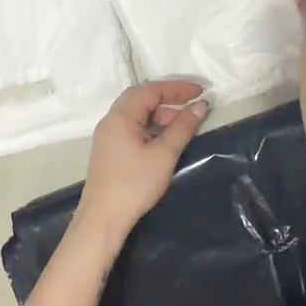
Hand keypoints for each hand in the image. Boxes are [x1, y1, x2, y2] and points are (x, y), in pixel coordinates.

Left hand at [76, 80, 209, 234]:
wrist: (104, 217)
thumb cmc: (135, 184)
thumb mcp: (164, 154)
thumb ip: (183, 127)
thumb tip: (201, 105)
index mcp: (120, 116)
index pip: (150, 90)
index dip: (177, 88)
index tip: (201, 91)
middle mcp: (110, 121)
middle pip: (141, 99)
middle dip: (168, 99)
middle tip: (192, 106)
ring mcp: (107, 136)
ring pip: (136, 115)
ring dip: (160, 115)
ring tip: (183, 126)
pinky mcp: (109, 150)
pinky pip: (132, 128)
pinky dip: (151, 128)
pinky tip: (165, 140)